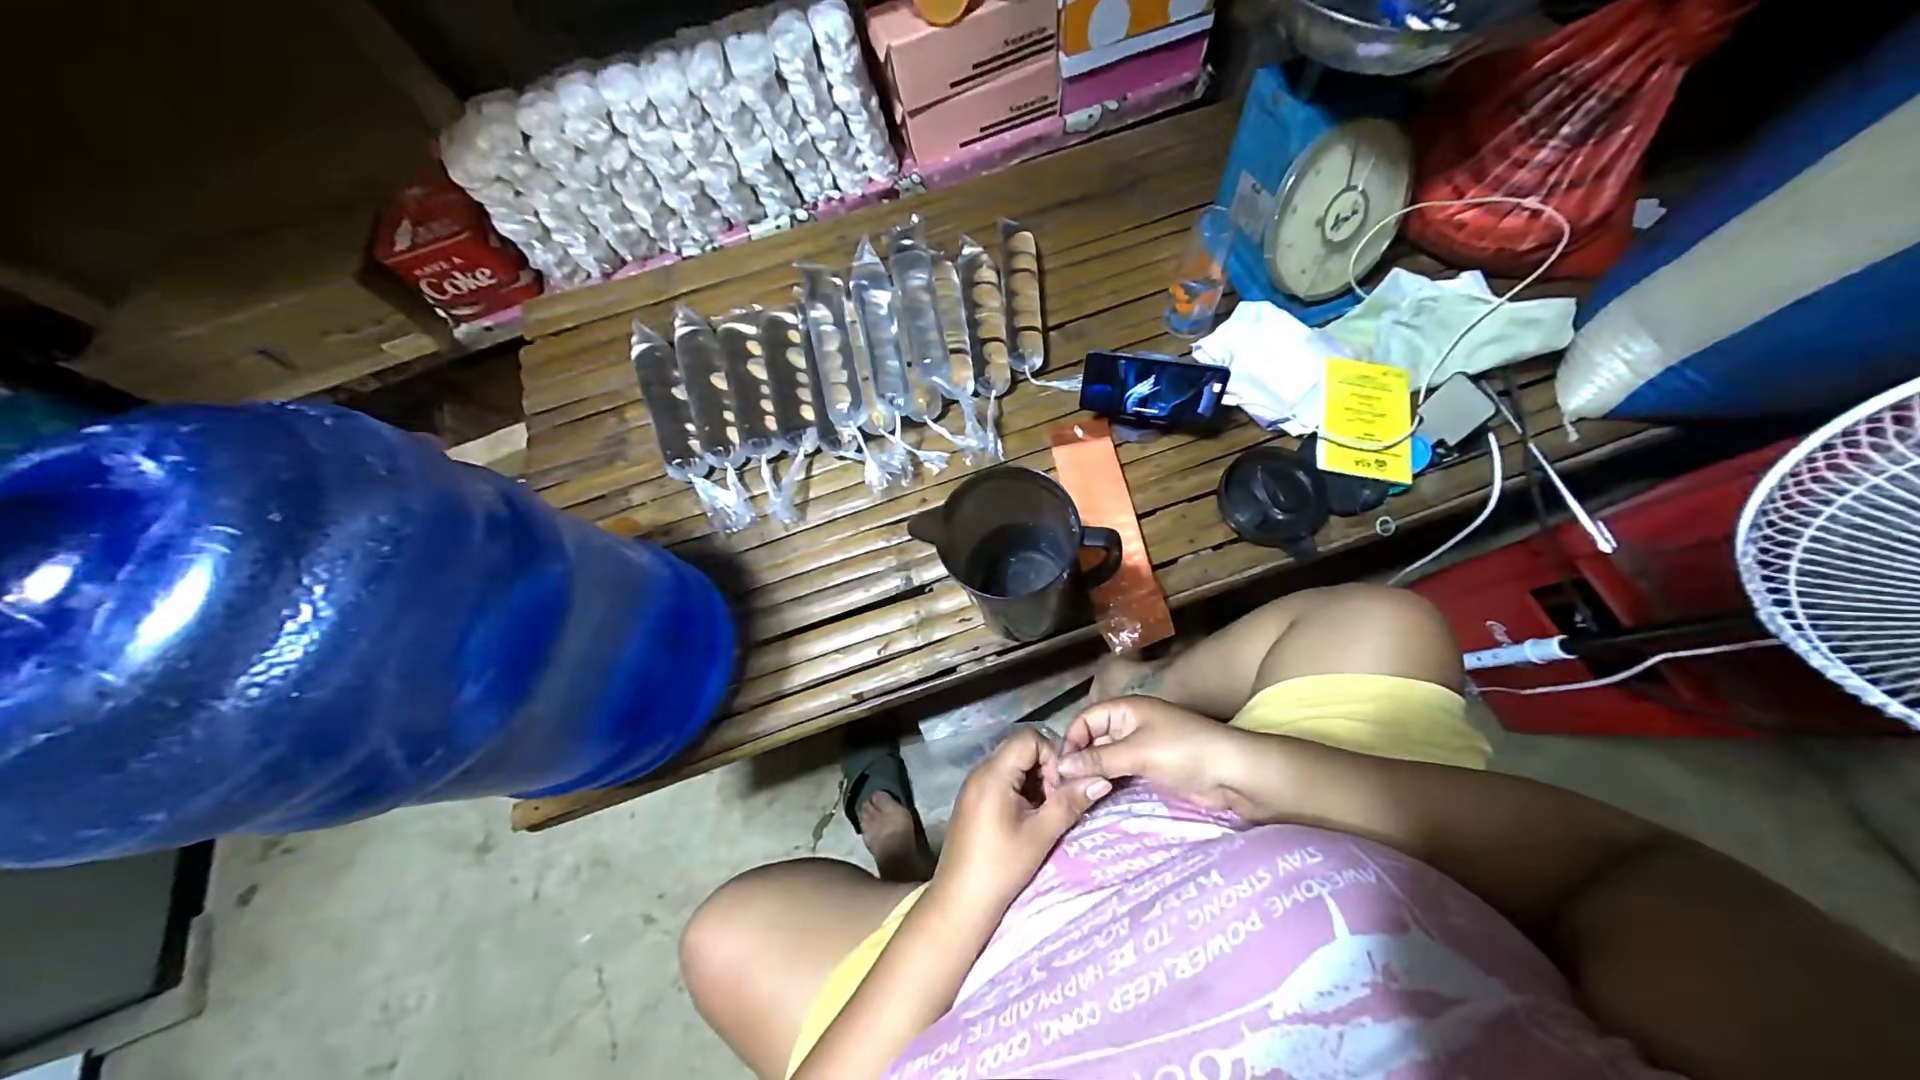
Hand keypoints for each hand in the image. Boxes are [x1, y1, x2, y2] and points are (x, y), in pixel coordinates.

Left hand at [933, 728, 1110, 916]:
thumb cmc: (1002, 866)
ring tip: (1042, 816)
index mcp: (993, 773)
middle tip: (1053, 804)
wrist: (960, 901)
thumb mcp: (1041, 834)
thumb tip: (1102, 779)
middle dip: (1045, 770)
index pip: (1030, 739)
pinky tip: (1026, 821)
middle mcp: (980, 772)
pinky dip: (1019, 792)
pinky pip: (1001, 780)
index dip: (1052, 757)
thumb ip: (1070, 802)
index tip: (1059, 791)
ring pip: (1012, 765)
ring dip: (1034, 783)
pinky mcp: (972, 801)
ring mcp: (973, 786)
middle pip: (1020, 749)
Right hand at [1051, 696, 1259, 813]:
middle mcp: (1130, 723)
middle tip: (1063, 788)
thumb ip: (1097, 759)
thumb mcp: (1137, 752)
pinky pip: (1122, 772)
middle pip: (1094, 739)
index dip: (1071, 740)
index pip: (1085, 719)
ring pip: (1107, 758)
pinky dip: (1109, 783)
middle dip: (1079, 759)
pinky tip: (1098, 798)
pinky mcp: (1152, 768)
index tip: (1060, 769)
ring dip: (1093, 774)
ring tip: (1076, 797)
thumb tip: (1060, 767)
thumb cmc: (1185, 752)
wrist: (1235, 775)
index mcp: (1126, 708)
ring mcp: (1142, 746)